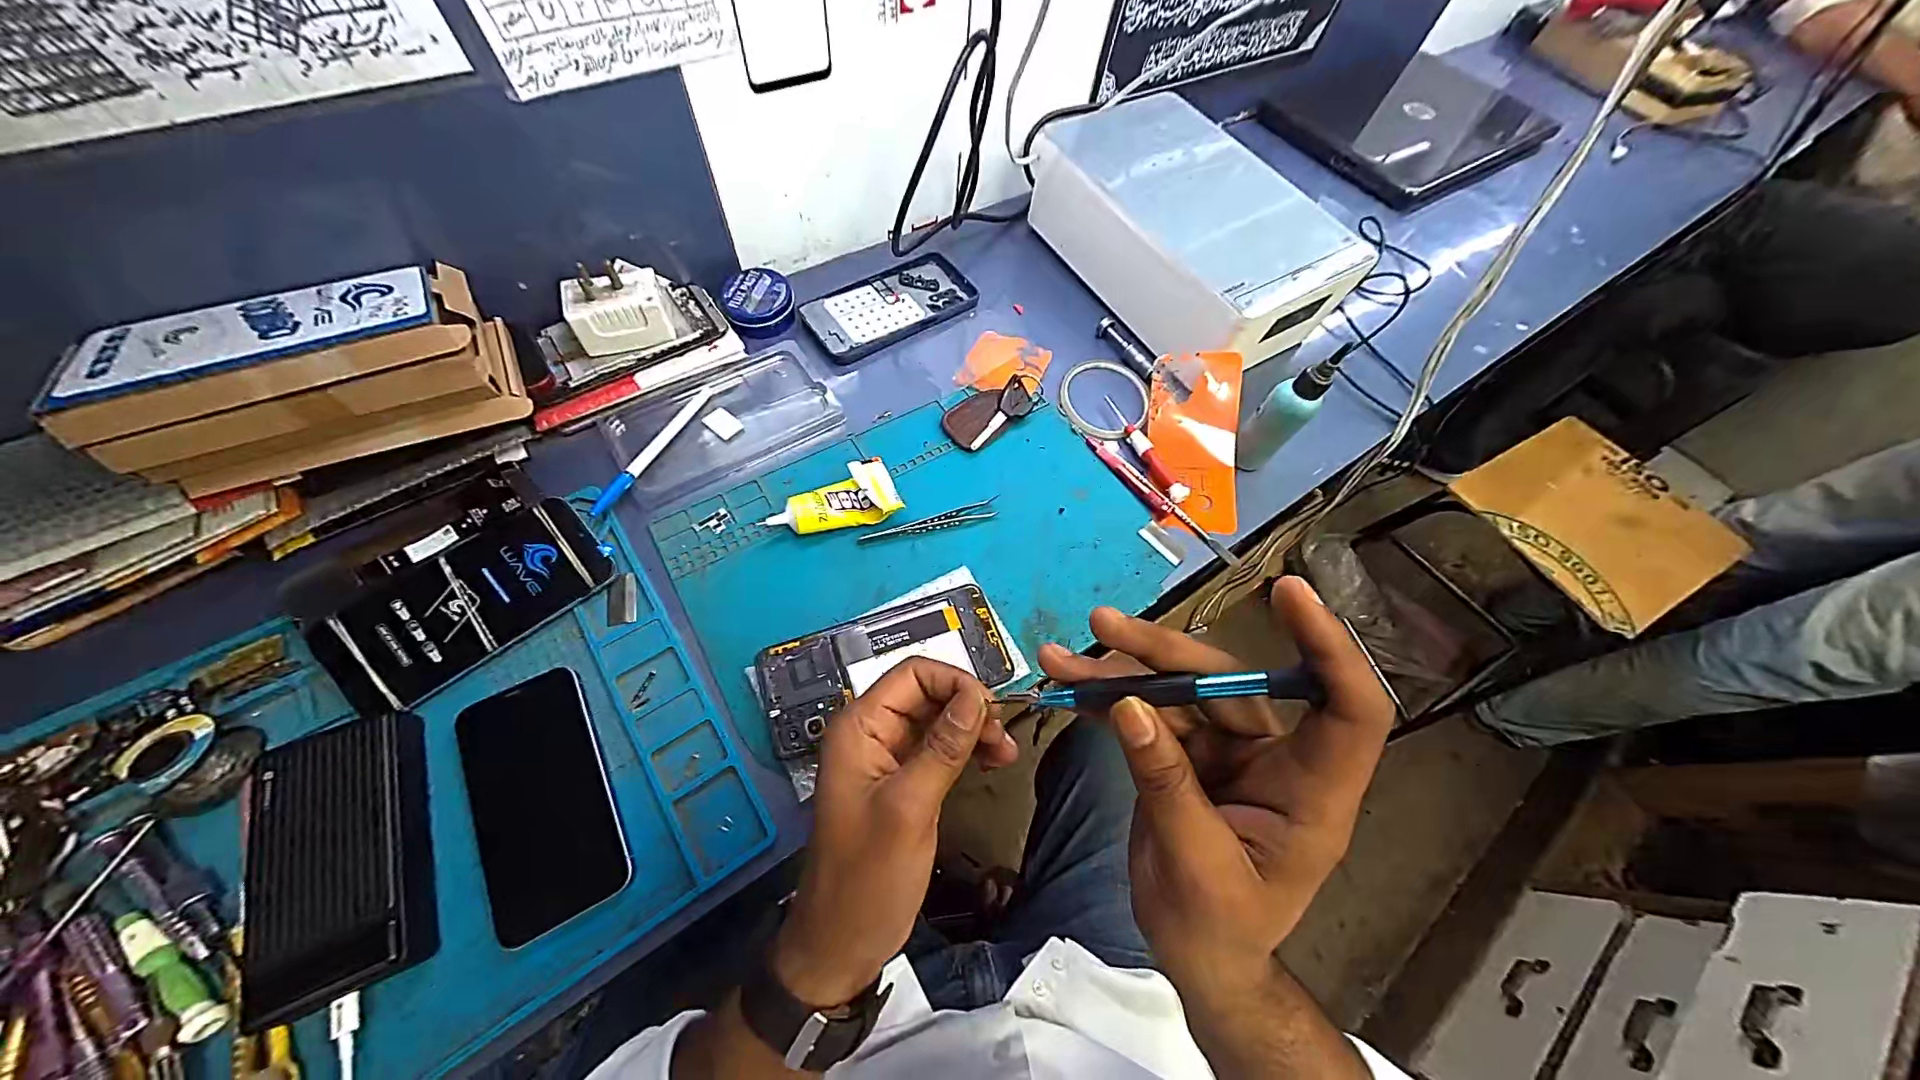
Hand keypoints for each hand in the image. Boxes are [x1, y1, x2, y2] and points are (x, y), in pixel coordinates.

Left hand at [770, 658, 1018, 1006]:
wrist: (842, 941)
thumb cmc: (866, 878)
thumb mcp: (909, 808)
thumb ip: (943, 748)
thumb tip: (976, 696)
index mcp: (859, 728)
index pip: (913, 673)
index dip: (955, 683)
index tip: (990, 711)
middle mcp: (871, 732)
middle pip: (928, 693)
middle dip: (969, 707)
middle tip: (1001, 738)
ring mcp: (887, 756)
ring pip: (938, 719)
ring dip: (973, 728)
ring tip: (1004, 752)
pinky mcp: (902, 779)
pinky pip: (938, 747)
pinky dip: (966, 749)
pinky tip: (991, 761)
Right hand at [1036, 578, 1396, 995]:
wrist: (1197, 958)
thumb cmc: (1219, 930)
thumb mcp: (1194, 864)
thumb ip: (1165, 783)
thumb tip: (1130, 707)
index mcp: (1312, 792)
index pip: (1347, 709)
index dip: (1328, 648)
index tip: (1291, 593)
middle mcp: (1274, 758)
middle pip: (1228, 681)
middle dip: (1164, 651)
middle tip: (1104, 627)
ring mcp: (1227, 752)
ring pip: (1179, 690)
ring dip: (1119, 672)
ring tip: (1062, 659)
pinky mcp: (1188, 755)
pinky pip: (1150, 714)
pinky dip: (1110, 701)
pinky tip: (1071, 688)